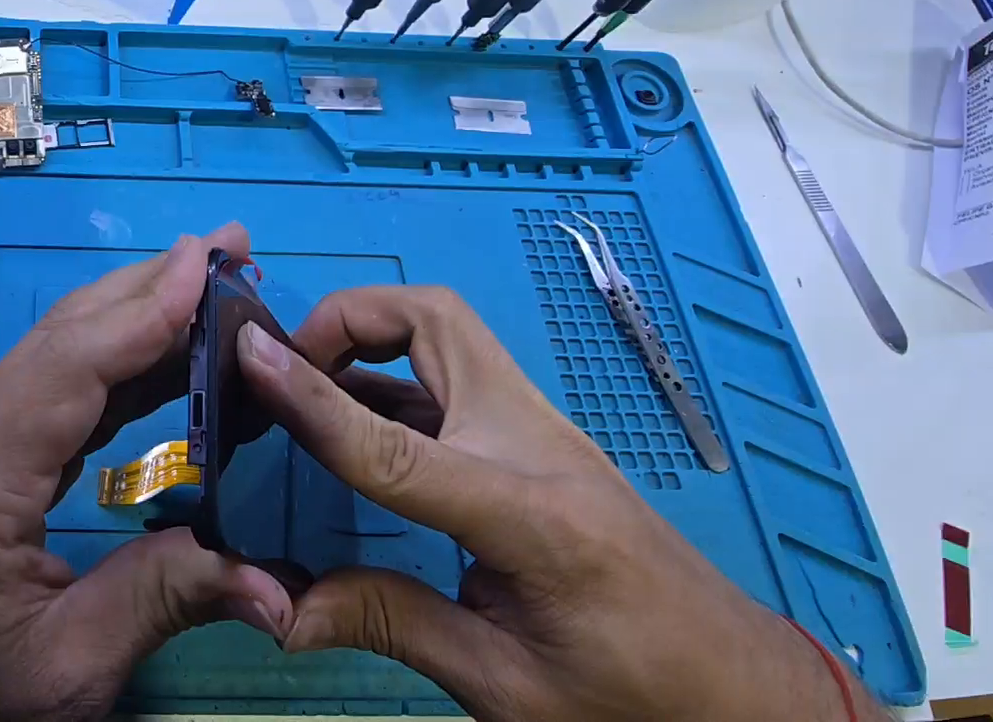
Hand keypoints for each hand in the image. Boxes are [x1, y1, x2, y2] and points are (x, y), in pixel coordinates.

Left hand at [0, 227, 293, 721]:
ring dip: (136, 308)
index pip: (68, 370)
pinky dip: (122, 356)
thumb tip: (277, 589)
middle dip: (146, 285)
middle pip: (64, 337)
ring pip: (63, 349)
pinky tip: (169, 349)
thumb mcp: (67, 667)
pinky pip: (64, 384)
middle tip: (225, 248)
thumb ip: (162, 602)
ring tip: (209, 281)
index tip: (203, 269)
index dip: (140, 314)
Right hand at [236, 286, 880, 720]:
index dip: (308, 396)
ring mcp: (538, 429)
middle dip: (348, 317)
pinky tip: (349, 417)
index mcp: (529, 517)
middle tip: (291, 365)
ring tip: (308, 383)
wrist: (753, 698)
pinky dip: (384, 376)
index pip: (391, 445)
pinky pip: (445, 375)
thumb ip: (388, 624)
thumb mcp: (508, 690)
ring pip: (442, 331)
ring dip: (365, 336)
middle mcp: (533, 443)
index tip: (247, 351)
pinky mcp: (532, 435)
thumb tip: (280, 611)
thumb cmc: (639, 702)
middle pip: (436, 318)